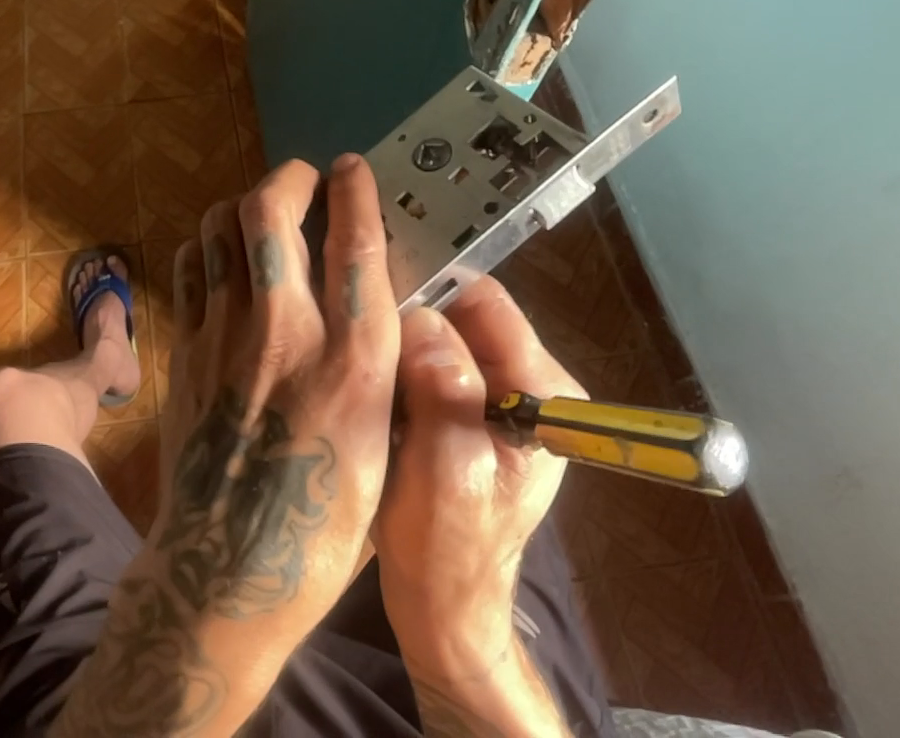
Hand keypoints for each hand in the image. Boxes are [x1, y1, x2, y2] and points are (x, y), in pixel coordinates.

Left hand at [54, 155, 399, 735]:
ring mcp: (221, 336)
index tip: (353, 168)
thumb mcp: (387, 445)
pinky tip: (223, 258)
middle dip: (288, 178)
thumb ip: (386, 367)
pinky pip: (189, 269)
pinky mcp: (183, 351)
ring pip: (218, 229)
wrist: (228, 570)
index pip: (355, 243)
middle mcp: (284, 331)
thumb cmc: (327, 524)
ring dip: (242, 206)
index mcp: (353, 359)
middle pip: (269, 211)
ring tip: (262, 215)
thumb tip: (382, 306)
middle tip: (303, 179)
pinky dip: (208, 246)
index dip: (355, 191)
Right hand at [373, 276, 584, 735]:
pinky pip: (427, 365)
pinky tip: (371, 393)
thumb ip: (444, 397)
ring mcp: (497, 397)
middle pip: (460, 316)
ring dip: (399, 349)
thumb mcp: (445, 476)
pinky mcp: (468, 410)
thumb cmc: (446, 552)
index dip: (428, 295)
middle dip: (409, 324)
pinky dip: (398, 371)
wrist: (442, 605)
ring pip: (438, 338)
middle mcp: (527, 383)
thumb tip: (423, 320)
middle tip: (357, 344)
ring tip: (358, 369)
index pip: (487, 304)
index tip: (372, 304)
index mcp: (542, 392)